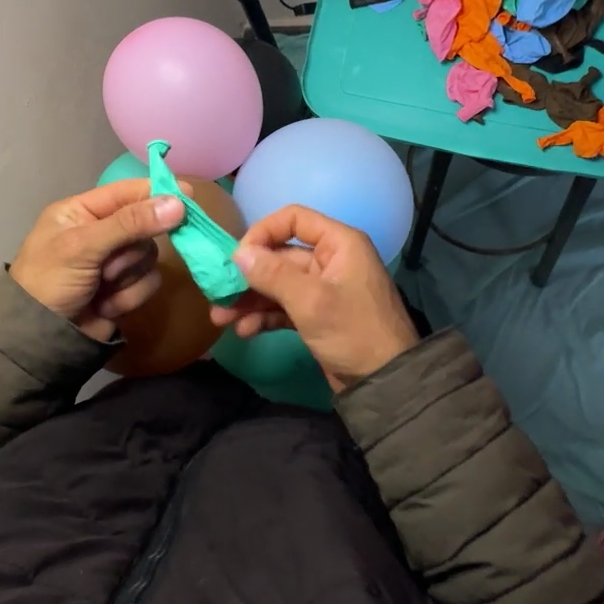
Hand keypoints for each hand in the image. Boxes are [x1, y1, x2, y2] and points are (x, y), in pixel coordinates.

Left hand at [9, 178, 184, 341]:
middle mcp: (101, 232)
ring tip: (101, 287)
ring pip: (150, 256)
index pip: (128, 192)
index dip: (157, 192)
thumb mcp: (83, 246)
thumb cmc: (48, 282)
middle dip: (130, 250)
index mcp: (82, 211)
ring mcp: (114, 262)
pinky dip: (129, 296)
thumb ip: (130, 223)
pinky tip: (105, 305)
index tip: (188, 197)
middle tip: (112, 263)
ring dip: (127, 275)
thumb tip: (179, 202)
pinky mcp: (125, 289)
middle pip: (145, 227)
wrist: (36, 343)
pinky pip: (149, 282)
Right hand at [214, 205, 419, 391]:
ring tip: (220, 319)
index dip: (263, 232)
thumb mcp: (311, 301)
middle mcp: (331, 260)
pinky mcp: (317, 316)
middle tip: (217, 293)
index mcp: (339, 243)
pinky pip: (284, 307)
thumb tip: (238, 254)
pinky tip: (243, 331)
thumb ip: (273, 275)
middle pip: (281, 255)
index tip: (237, 257)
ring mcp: (324, 289)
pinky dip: (264, 316)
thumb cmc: (354, 331)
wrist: (386, 384)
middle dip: (248, 275)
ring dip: (250, 299)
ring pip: (279, 284)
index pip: (294, 219)